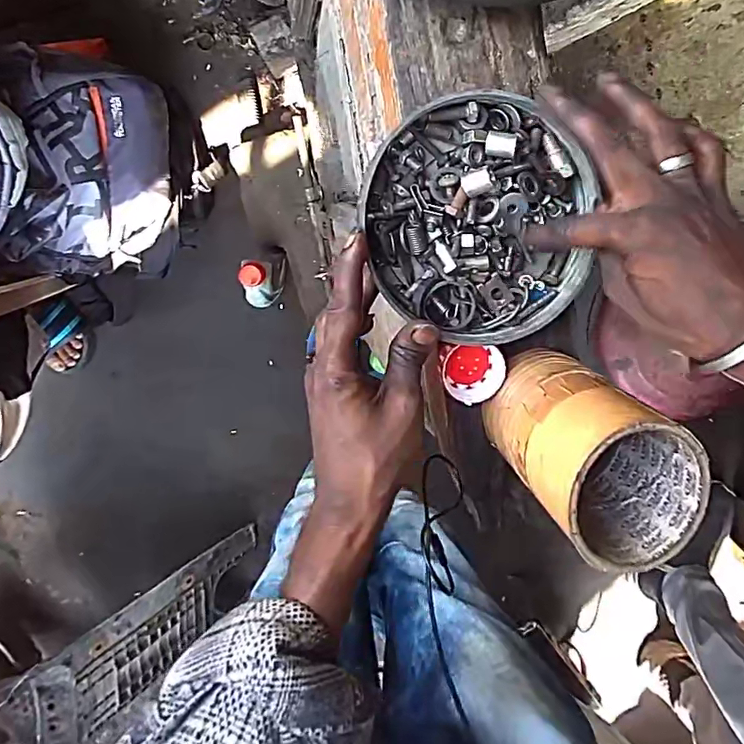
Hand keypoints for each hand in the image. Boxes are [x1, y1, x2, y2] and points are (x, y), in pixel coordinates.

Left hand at [305, 233, 439, 522]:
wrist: (348, 500)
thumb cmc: (371, 461)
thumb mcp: (400, 408)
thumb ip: (410, 362)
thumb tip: (422, 326)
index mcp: (333, 369)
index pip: (342, 308)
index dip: (350, 271)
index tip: (356, 242)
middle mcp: (322, 368)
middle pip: (335, 312)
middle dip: (350, 277)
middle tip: (365, 248)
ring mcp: (323, 379)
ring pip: (336, 327)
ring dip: (353, 299)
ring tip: (371, 275)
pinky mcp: (331, 388)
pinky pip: (341, 343)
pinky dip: (355, 323)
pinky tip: (368, 319)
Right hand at [526, 73, 743, 363]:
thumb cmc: (694, 321)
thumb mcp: (630, 298)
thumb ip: (607, 259)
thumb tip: (595, 240)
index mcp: (635, 230)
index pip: (577, 225)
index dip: (549, 232)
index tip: (531, 234)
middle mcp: (662, 199)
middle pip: (610, 146)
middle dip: (577, 116)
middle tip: (556, 93)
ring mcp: (691, 190)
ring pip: (660, 131)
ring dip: (631, 102)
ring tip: (610, 81)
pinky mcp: (715, 193)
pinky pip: (704, 149)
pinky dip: (688, 132)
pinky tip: (674, 123)